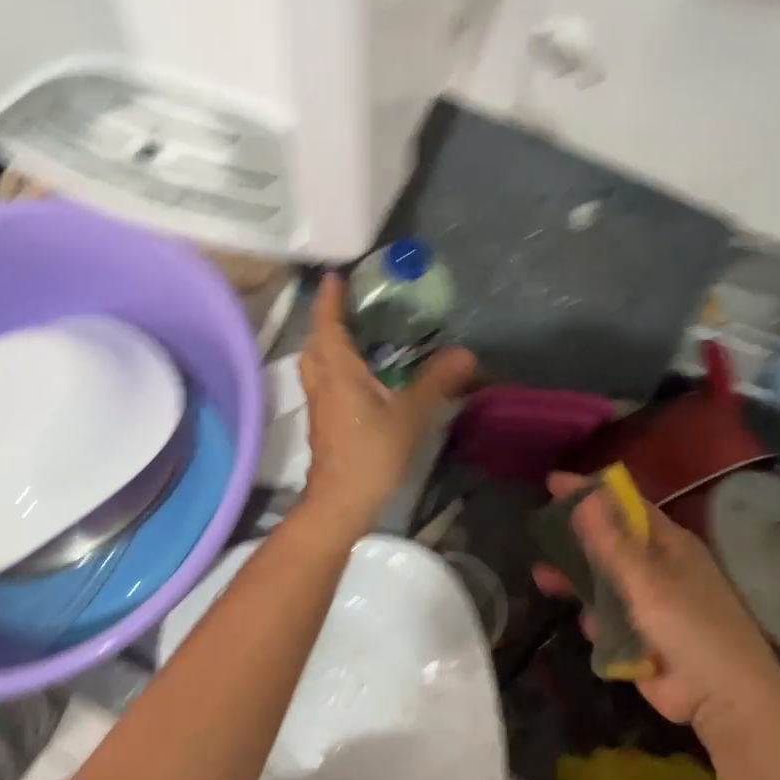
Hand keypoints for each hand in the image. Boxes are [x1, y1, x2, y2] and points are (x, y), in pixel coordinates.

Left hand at [297, 274, 475, 524]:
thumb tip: (465, 353)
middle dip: (325, 322)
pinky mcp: (323, 424)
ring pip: (315, 365)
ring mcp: (318, 405)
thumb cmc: (371, 453)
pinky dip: (332, 369)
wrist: (340, 502)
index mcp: (337, 371)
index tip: (335, 278)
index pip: (329, 325)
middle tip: (344, 308)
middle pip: (315, 344)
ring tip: (350, 337)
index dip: (331, 300)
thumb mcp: (411, 415)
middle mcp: (321, 382)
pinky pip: (322, 383)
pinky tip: (356, 378)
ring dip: (326, 346)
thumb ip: (437, 381)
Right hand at [534, 472, 779, 740]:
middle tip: (539, 528)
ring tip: (541, 577)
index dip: (590, 492)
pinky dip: (594, 618)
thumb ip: (612, 543)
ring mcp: (649, 604)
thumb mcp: (648, 581)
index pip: (625, 507)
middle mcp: (659, 569)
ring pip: (603, 582)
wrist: (723, 700)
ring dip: (575, 579)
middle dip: (576, 537)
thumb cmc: (692, 629)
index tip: (553, 482)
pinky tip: (584, 623)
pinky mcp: (640, 636)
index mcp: (670, 546)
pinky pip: (608, 619)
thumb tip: (586, 497)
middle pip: (609, 543)